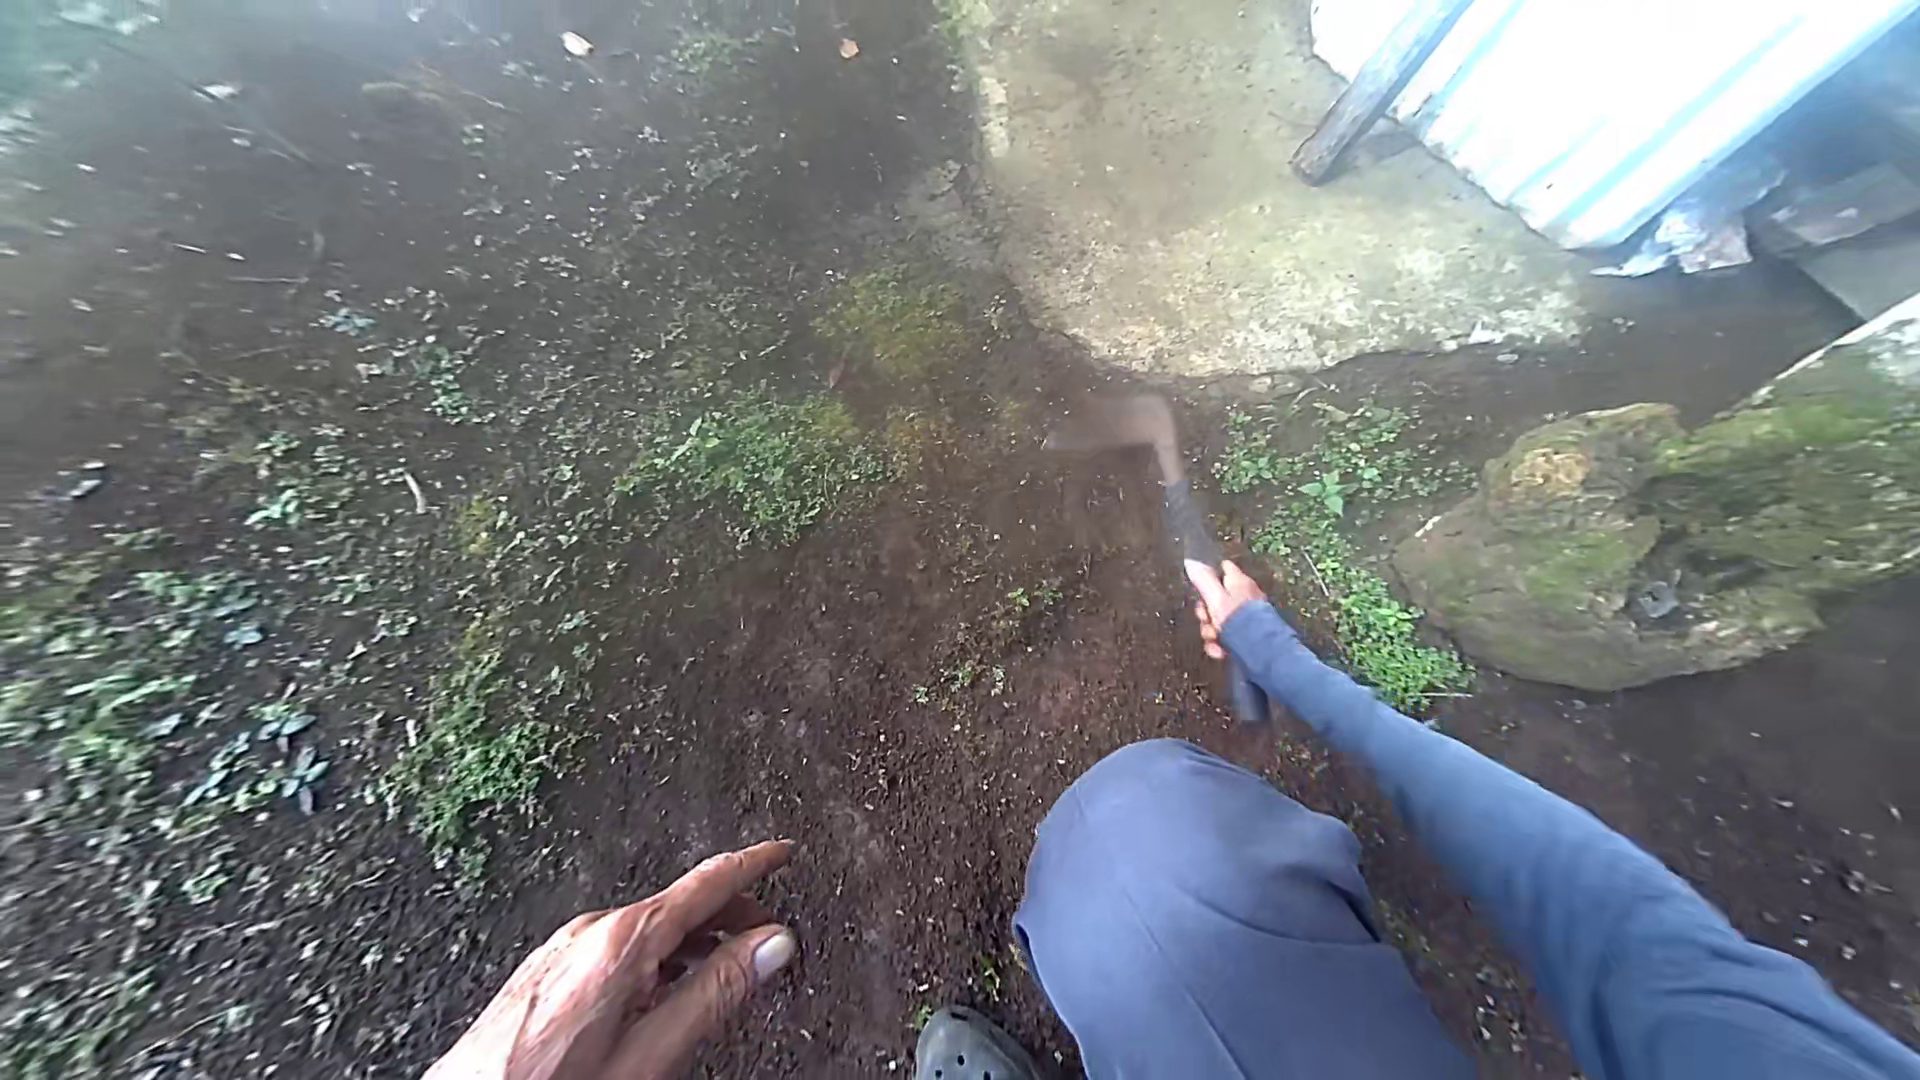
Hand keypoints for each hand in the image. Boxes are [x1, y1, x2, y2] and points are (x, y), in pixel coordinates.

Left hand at [426, 840, 797, 1079]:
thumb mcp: (647, 1057)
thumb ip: (716, 992)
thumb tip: (774, 943)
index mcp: (624, 940)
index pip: (710, 881)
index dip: (755, 862)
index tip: (783, 851)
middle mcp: (593, 929)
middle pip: (683, 900)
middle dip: (732, 909)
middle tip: (766, 933)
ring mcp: (567, 946)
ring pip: (652, 923)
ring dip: (695, 935)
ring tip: (721, 965)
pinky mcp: (549, 967)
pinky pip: (621, 940)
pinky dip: (658, 950)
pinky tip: (661, 985)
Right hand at [1184, 559, 1266, 659]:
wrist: (1262, 652)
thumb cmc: (1238, 621)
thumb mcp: (1215, 598)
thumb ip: (1202, 580)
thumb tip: (1191, 561)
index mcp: (1239, 582)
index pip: (1223, 569)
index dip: (1208, 576)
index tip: (1200, 588)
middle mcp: (1243, 597)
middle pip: (1214, 599)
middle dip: (1205, 613)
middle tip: (1207, 620)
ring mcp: (1244, 617)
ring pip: (1216, 620)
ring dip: (1210, 632)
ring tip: (1216, 639)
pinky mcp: (1245, 636)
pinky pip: (1224, 637)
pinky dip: (1219, 645)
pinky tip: (1221, 650)